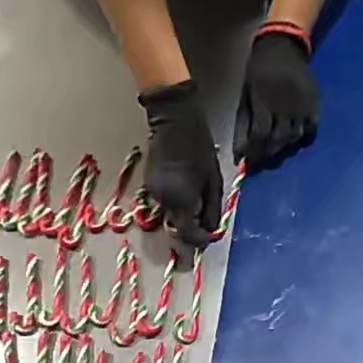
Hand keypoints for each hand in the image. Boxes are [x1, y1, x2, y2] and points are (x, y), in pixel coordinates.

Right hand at [138, 80, 223, 246]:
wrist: (173, 121)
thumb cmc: (198, 146)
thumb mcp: (214, 178)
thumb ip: (212, 208)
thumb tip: (210, 231)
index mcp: (182, 202)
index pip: (188, 235)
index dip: (199, 240)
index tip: (208, 239)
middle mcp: (165, 204)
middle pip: (179, 226)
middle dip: (192, 225)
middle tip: (205, 213)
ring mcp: (154, 196)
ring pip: (171, 215)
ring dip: (183, 211)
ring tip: (194, 194)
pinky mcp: (148, 187)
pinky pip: (164, 202)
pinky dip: (175, 200)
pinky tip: (182, 185)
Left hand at [236, 31, 318, 166]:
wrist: (283, 46)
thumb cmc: (258, 74)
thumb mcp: (244, 98)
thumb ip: (242, 127)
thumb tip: (239, 155)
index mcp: (265, 101)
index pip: (260, 136)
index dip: (253, 153)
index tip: (247, 163)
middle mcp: (285, 104)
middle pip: (278, 139)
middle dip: (267, 154)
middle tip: (260, 159)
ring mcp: (302, 103)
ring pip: (294, 137)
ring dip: (282, 148)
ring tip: (273, 148)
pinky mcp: (314, 102)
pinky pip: (311, 128)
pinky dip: (301, 138)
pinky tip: (292, 139)